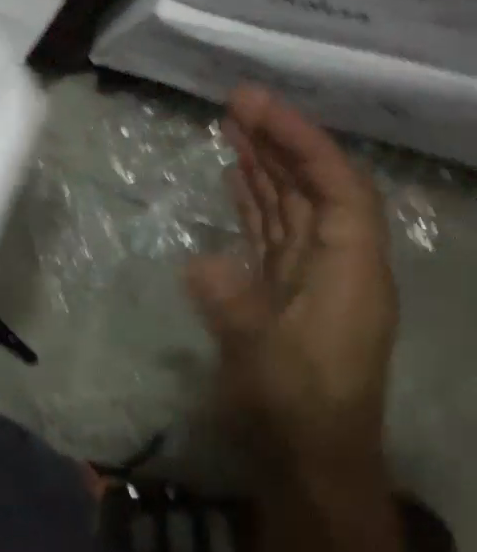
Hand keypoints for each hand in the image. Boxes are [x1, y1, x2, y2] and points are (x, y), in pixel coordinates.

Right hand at [188, 85, 396, 473]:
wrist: (303, 453)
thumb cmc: (295, 404)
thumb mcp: (267, 361)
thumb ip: (237, 310)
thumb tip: (200, 261)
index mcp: (350, 275)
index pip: (339, 193)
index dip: (305, 146)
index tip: (258, 108)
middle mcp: (335, 266)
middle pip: (315, 190)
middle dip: (282, 142)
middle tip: (237, 98)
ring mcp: (306, 276)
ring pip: (290, 204)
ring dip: (264, 162)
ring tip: (231, 122)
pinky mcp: (276, 286)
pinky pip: (268, 227)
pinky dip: (251, 194)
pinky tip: (234, 173)